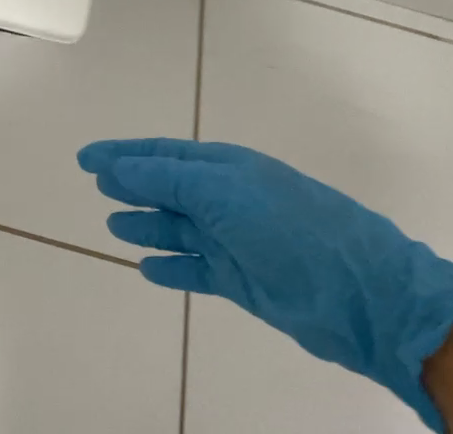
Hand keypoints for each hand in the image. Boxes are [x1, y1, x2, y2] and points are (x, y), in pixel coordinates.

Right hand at [78, 138, 452, 431]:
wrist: (366, 299)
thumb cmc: (290, 230)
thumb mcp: (223, 192)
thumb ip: (166, 177)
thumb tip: (117, 166)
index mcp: (226, 168)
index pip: (162, 154)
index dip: (122, 153)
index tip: (85, 158)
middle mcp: (228, 199)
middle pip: (168, 188)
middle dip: (133, 185)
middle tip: (98, 186)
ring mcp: (236, 240)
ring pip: (178, 228)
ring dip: (147, 225)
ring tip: (115, 226)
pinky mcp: (243, 280)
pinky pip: (195, 268)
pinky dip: (172, 267)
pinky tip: (147, 269)